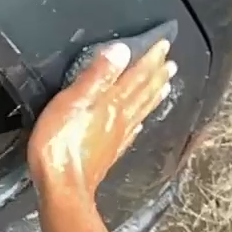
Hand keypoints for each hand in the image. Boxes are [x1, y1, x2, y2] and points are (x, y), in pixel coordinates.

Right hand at [28, 39, 174, 197]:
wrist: (63, 186)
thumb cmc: (59, 144)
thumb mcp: (72, 102)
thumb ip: (96, 76)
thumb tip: (121, 51)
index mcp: (112, 103)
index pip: (135, 75)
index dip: (149, 59)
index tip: (163, 45)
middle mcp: (119, 118)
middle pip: (142, 93)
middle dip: (156, 76)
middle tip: (171, 64)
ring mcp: (115, 138)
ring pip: (140, 111)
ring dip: (153, 96)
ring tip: (165, 86)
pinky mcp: (108, 154)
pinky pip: (130, 134)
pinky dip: (138, 124)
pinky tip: (140, 124)